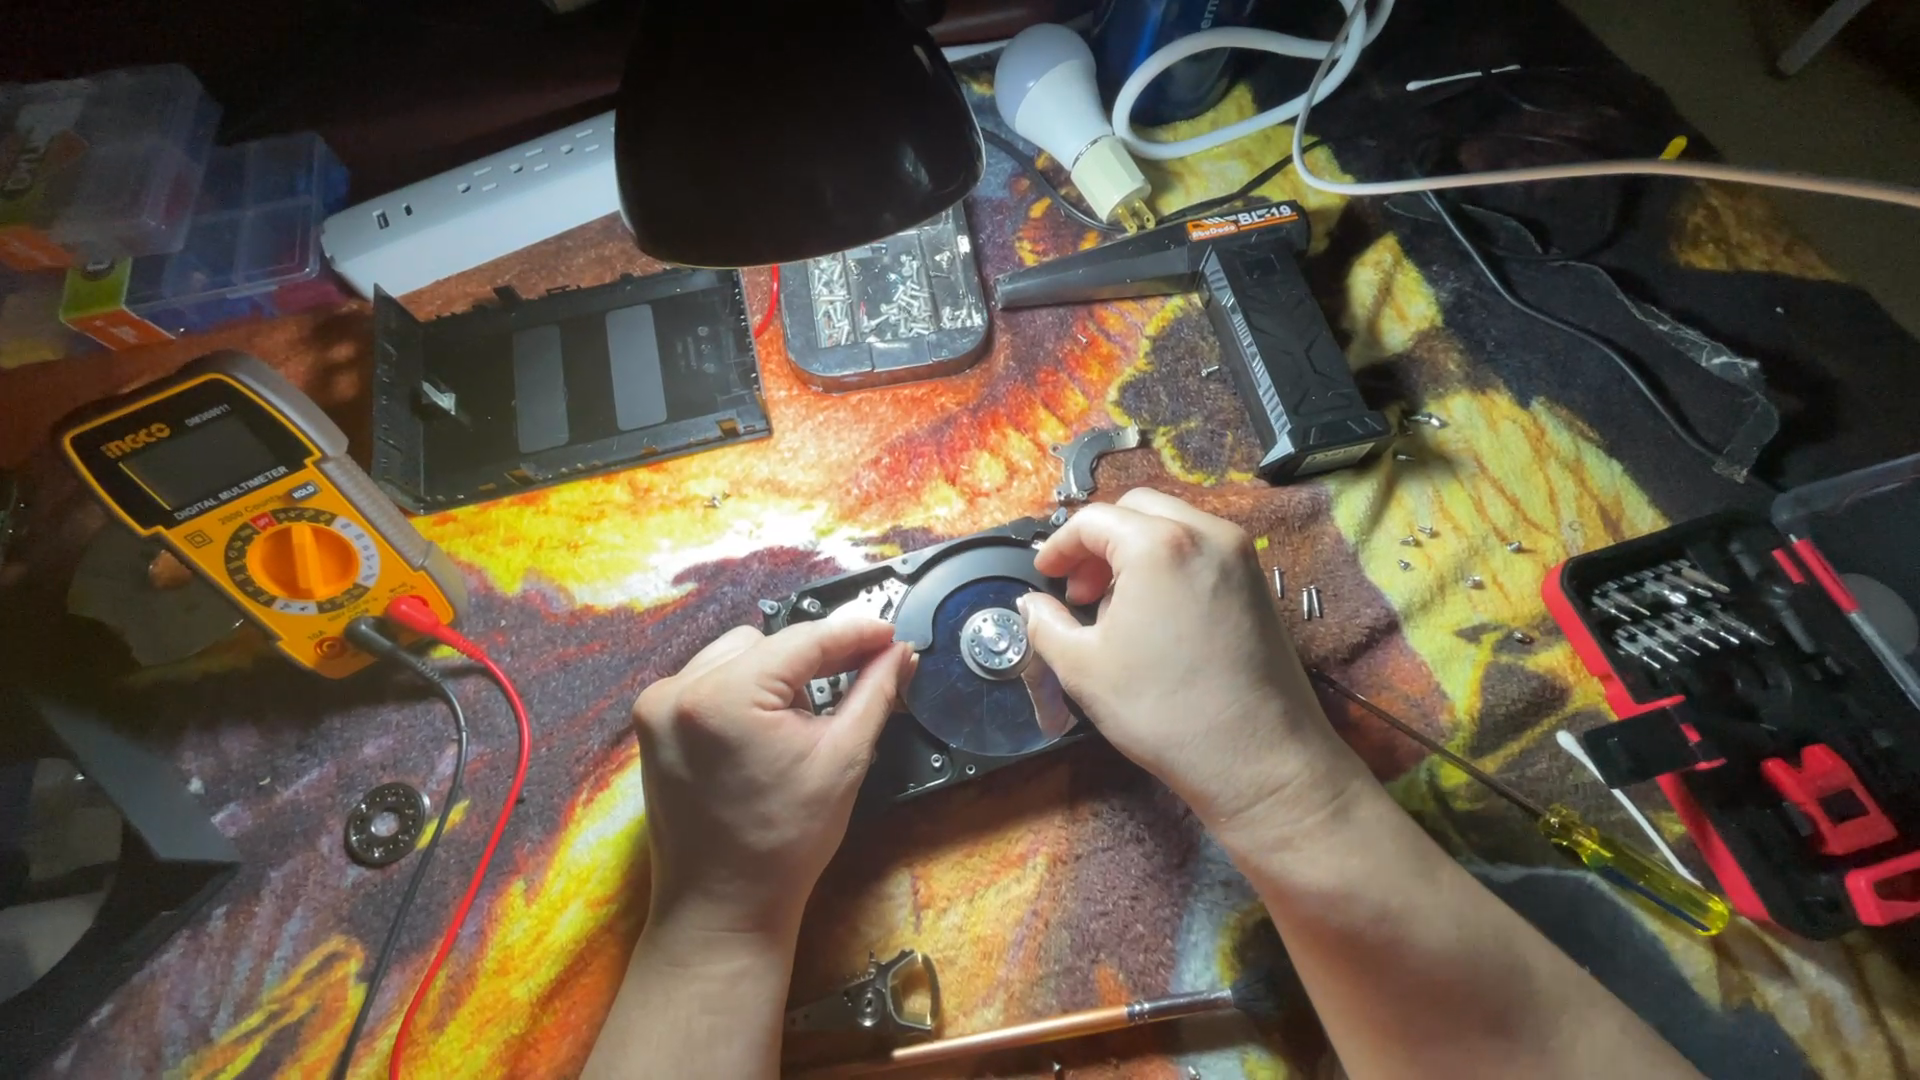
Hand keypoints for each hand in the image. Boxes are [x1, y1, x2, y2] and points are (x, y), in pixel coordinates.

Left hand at [631, 618, 915, 935]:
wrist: (721, 909)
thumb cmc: (786, 842)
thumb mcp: (844, 758)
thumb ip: (875, 691)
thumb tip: (900, 651)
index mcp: (724, 696)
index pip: (802, 640)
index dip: (853, 632)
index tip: (889, 632)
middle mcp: (680, 689)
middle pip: (768, 642)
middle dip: (816, 654)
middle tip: (860, 669)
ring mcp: (659, 705)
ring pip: (737, 654)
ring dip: (779, 668)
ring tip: (809, 705)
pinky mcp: (653, 722)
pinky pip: (711, 677)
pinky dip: (746, 685)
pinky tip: (771, 717)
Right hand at [1018, 489, 1368, 838]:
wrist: (1262, 761)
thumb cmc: (1164, 711)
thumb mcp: (1083, 668)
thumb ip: (1045, 624)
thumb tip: (1031, 605)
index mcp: (1158, 545)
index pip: (1093, 520)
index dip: (1059, 546)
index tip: (1043, 576)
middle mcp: (1205, 533)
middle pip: (1136, 509)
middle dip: (1098, 541)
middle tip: (1079, 589)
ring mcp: (1240, 556)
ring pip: (1172, 525)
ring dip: (1133, 549)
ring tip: (1115, 606)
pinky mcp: (1258, 582)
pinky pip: (1201, 549)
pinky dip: (1168, 562)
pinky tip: (1156, 614)